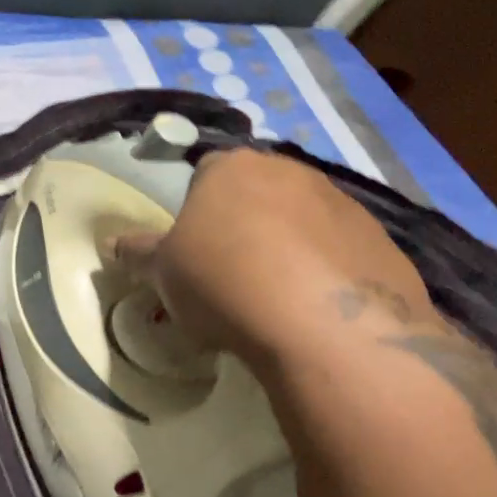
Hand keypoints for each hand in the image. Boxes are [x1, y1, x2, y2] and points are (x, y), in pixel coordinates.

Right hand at [107, 149, 437, 368]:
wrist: (327, 328)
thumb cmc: (222, 282)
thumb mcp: (160, 273)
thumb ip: (137, 253)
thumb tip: (113, 244)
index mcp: (232, 169)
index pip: (205, 172)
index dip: (194, 207)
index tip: (189, 245)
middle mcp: (292, 172)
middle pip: (257, 192)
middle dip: (242, 223)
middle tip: (223, 269)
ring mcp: (345, 205)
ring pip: (301, 220)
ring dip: (285, 246)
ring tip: (268, 295)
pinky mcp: (383, 243)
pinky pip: (338, 251)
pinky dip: (322, 272)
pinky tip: (306, 308)